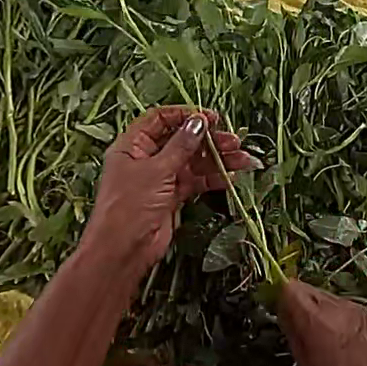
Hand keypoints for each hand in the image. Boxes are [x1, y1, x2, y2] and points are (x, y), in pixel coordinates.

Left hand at [81, 107, 259, 272]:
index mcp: (133, 146)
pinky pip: (196, 182)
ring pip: (193, 162)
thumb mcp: (156, 170)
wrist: (124, 249)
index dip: (185, 116)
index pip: (160, 120)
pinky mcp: (172, 196)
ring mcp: (161, 178)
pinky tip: (231, 177)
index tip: (211, 118)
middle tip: (233, 141)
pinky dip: (213, 179)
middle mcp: (147, 159)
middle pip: (182, 141)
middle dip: (209, 140)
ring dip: (218, 160)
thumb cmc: (129, 206)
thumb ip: (181, 145)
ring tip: (242, 160)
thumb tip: (198, 122)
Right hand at [278, 278, 366, 365]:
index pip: (290, 288)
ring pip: (321, 294)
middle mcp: (335, 307)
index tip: (277, 310)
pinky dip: (329, 313)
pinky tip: (331, 336)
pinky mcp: (363, 312)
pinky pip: (337, 303)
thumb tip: (282, 312)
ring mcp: (351, 307)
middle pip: (305, 288)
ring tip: (314, 334)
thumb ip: (292, 332)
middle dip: (296, 301)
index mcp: (316, 320)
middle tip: (292, 324)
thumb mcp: (304, 365)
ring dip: (313, 307)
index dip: (280, 298)